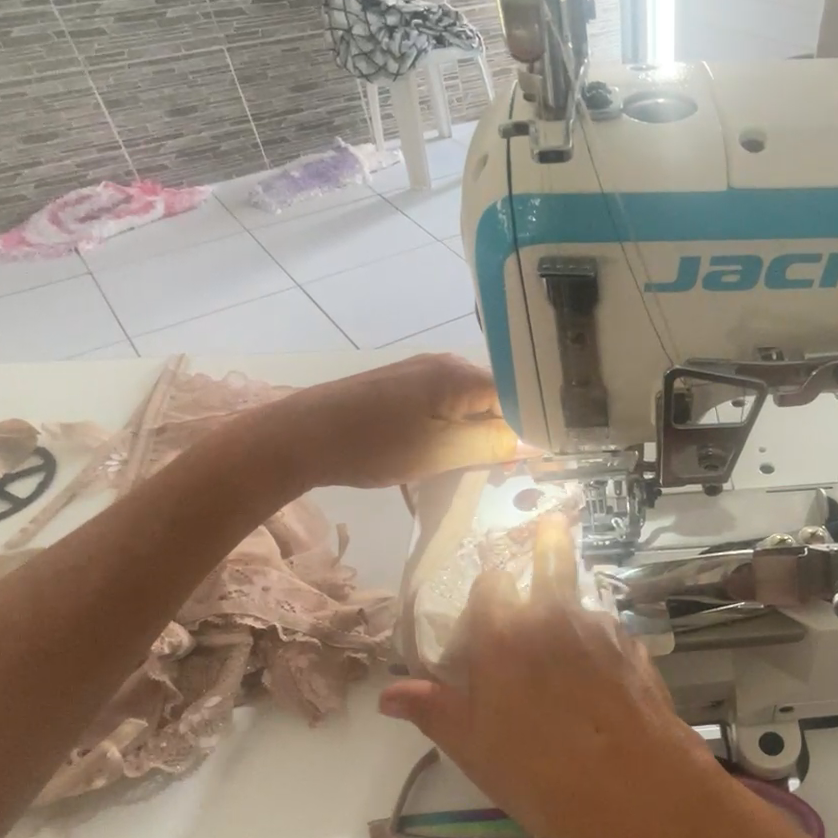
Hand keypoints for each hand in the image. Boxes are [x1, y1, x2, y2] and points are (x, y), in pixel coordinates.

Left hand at [259, 354, 519, 489]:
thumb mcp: (442, 452)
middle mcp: (446, 363)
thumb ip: (493, 444)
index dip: (528, 430)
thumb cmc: (375, 445)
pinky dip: (450, 430)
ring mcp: (421, 371)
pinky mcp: (400, 385)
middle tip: (499, 473)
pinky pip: (444, 406)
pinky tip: (438, 454)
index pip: (519, 397)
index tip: (525, 464)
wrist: (299, 436)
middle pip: (495, 399)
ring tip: (467, 468)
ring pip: (468, 404)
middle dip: (502, 434)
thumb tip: (537, 441)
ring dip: (474, 436)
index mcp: (462, 375)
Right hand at [378, 520, 737, 837]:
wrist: (637, 789)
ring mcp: (601, 628)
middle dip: (549, 539)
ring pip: (582, 596)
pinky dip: (598, 636)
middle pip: (551, 559)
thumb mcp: (474, 749)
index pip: (488, 584)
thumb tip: (390, 693)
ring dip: (573, 597)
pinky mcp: (636, 647)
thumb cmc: (541, 773)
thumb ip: (435, 710)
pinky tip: (599, 668)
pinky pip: (608, 630)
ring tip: (570, 614)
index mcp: (503, 635)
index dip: (485, 590)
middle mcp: (553, 616)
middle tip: (552, 522)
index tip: (484, 603)